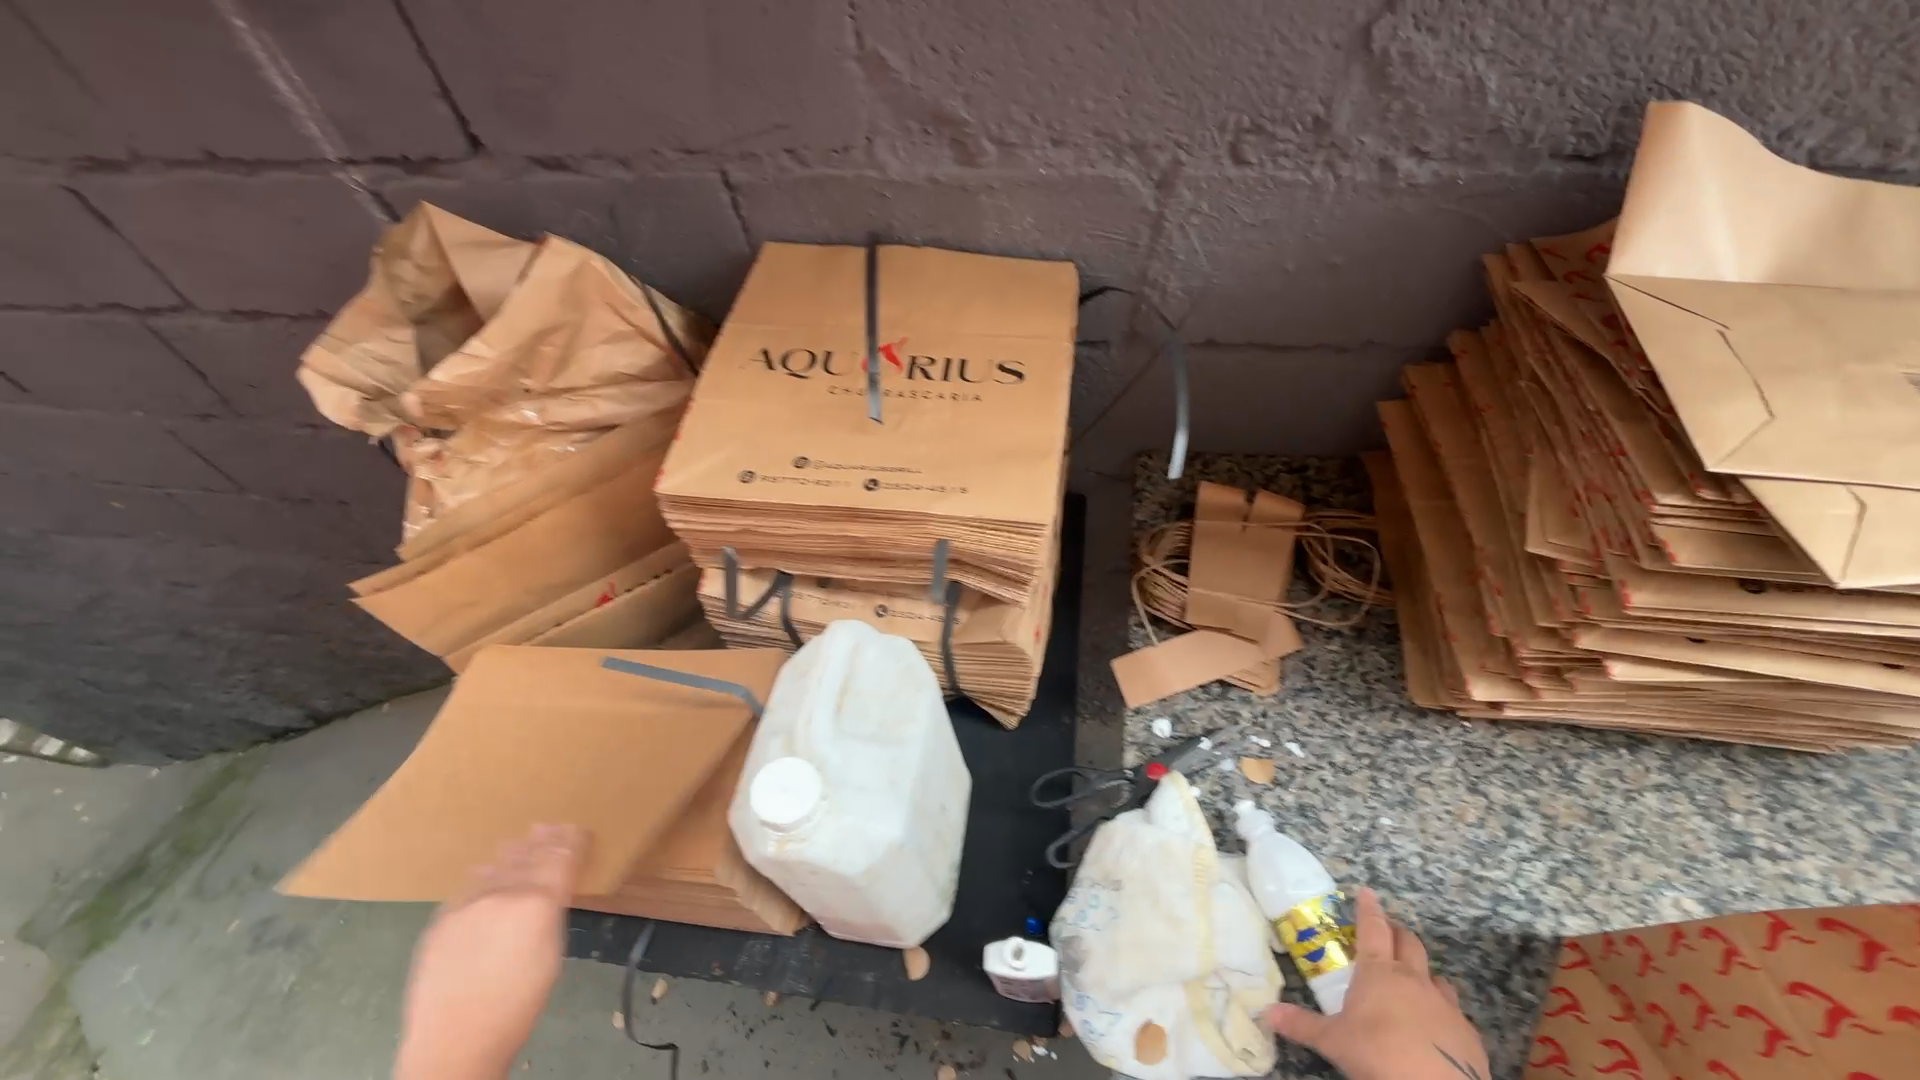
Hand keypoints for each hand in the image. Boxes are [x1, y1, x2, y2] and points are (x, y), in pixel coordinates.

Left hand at [394, 824, 588, 1079]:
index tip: (578, 829)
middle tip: (551, 824)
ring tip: (522, 839)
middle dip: (543, 840)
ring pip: (496, 865)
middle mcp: (502, 893)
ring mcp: (467, 904)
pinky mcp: (441, 920)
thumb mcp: (552, 954)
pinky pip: (468, 886)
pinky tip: (487, 871)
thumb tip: (550, 890)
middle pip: (529, 855)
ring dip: (513, 851)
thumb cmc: (519, 1004)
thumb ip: (551, 913)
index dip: (572, 842)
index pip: (561, 858)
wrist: (455, 1040)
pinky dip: (484, 875)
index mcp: (538, 902)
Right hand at [1261, 887, 1489, 1079]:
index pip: (1372, 929)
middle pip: (1408, 943)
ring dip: (1423, 972)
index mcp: (1378, 973)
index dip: (1368, 909)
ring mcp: (1445, 1005)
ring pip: (1436, 975)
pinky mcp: (1467, 1033)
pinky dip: (1442, 1010)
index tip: (1367, 892)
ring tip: (1413, 979)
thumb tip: (1267, 1013)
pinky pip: (1454, 1011)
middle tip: (1387, 932)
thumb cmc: (1379, 1055)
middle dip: (1397, 932)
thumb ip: (1301, 1025)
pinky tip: (1435, 1025)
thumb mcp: (1333, 1041)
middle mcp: (1413, 980)